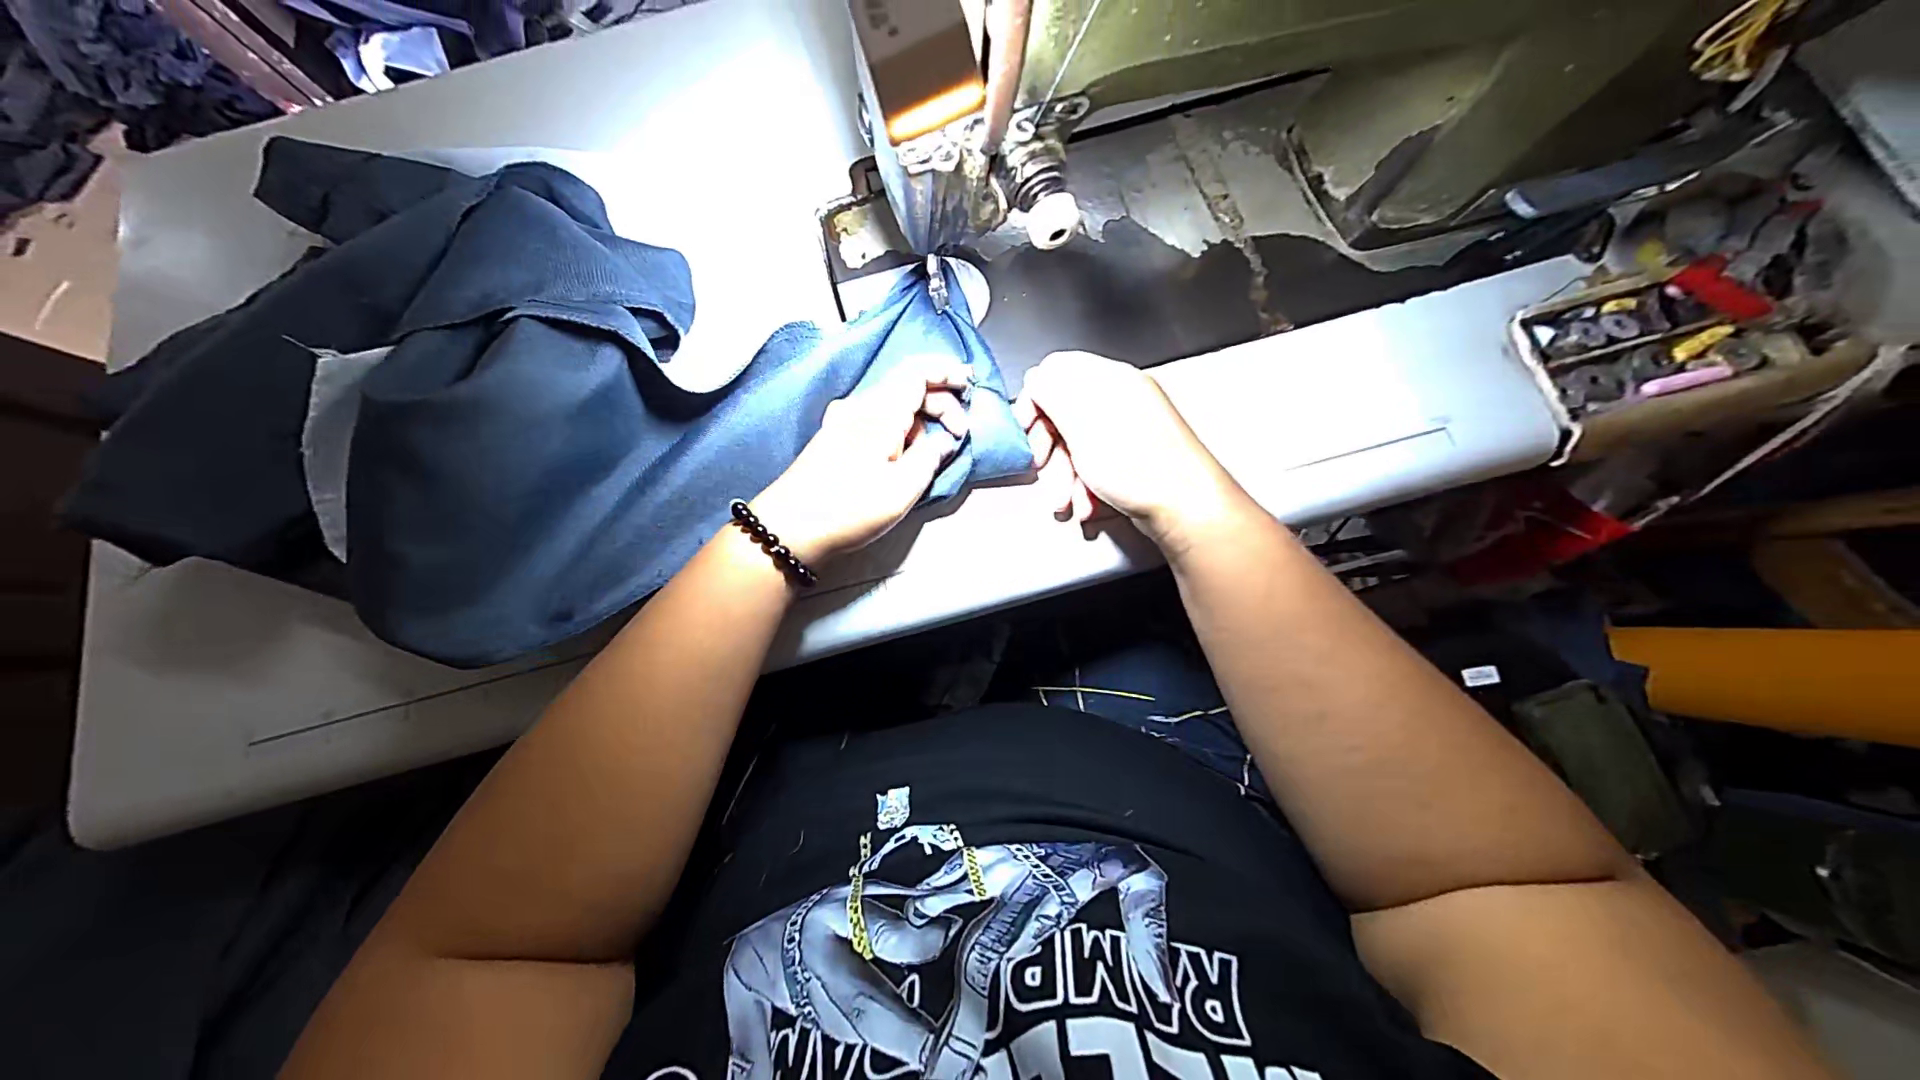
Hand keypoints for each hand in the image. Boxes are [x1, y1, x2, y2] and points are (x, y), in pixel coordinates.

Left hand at [749, 357, 969, 566]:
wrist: (789, 528)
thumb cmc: (848, 508)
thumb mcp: (903, 488)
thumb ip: (930, 457)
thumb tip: (944, 441)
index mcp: (879, 412)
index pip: (917, 372)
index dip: (946, 372)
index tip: (968, 385)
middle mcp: (860, 407)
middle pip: (908, 387)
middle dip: (940, 402)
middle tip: (959, 434)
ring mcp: (844, 421)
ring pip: (893, 405)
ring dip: (921, 418)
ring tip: (935, 450)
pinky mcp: (836, 438)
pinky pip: (878, 420)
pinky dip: (901, 428)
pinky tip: (907, 454)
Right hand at [1013, 351, 1249, 554]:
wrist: (1186, 507)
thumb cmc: (1139, 465)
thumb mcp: (1079, 421)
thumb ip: (1051, 391)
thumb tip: (1036, 379)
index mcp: (1110, 378)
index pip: (1056, 372)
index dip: (1035, 401)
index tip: (1027, 428)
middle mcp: (1121, 398)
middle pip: (1063, 414)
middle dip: (1050, 447)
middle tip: (1045, 467)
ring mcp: (1129, 429)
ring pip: (1077, 445)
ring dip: (1065, 475)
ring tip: (1068, 499)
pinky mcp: (1135, 459)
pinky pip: (1096, 465)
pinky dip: (1086, 486)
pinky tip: (1087, 503)